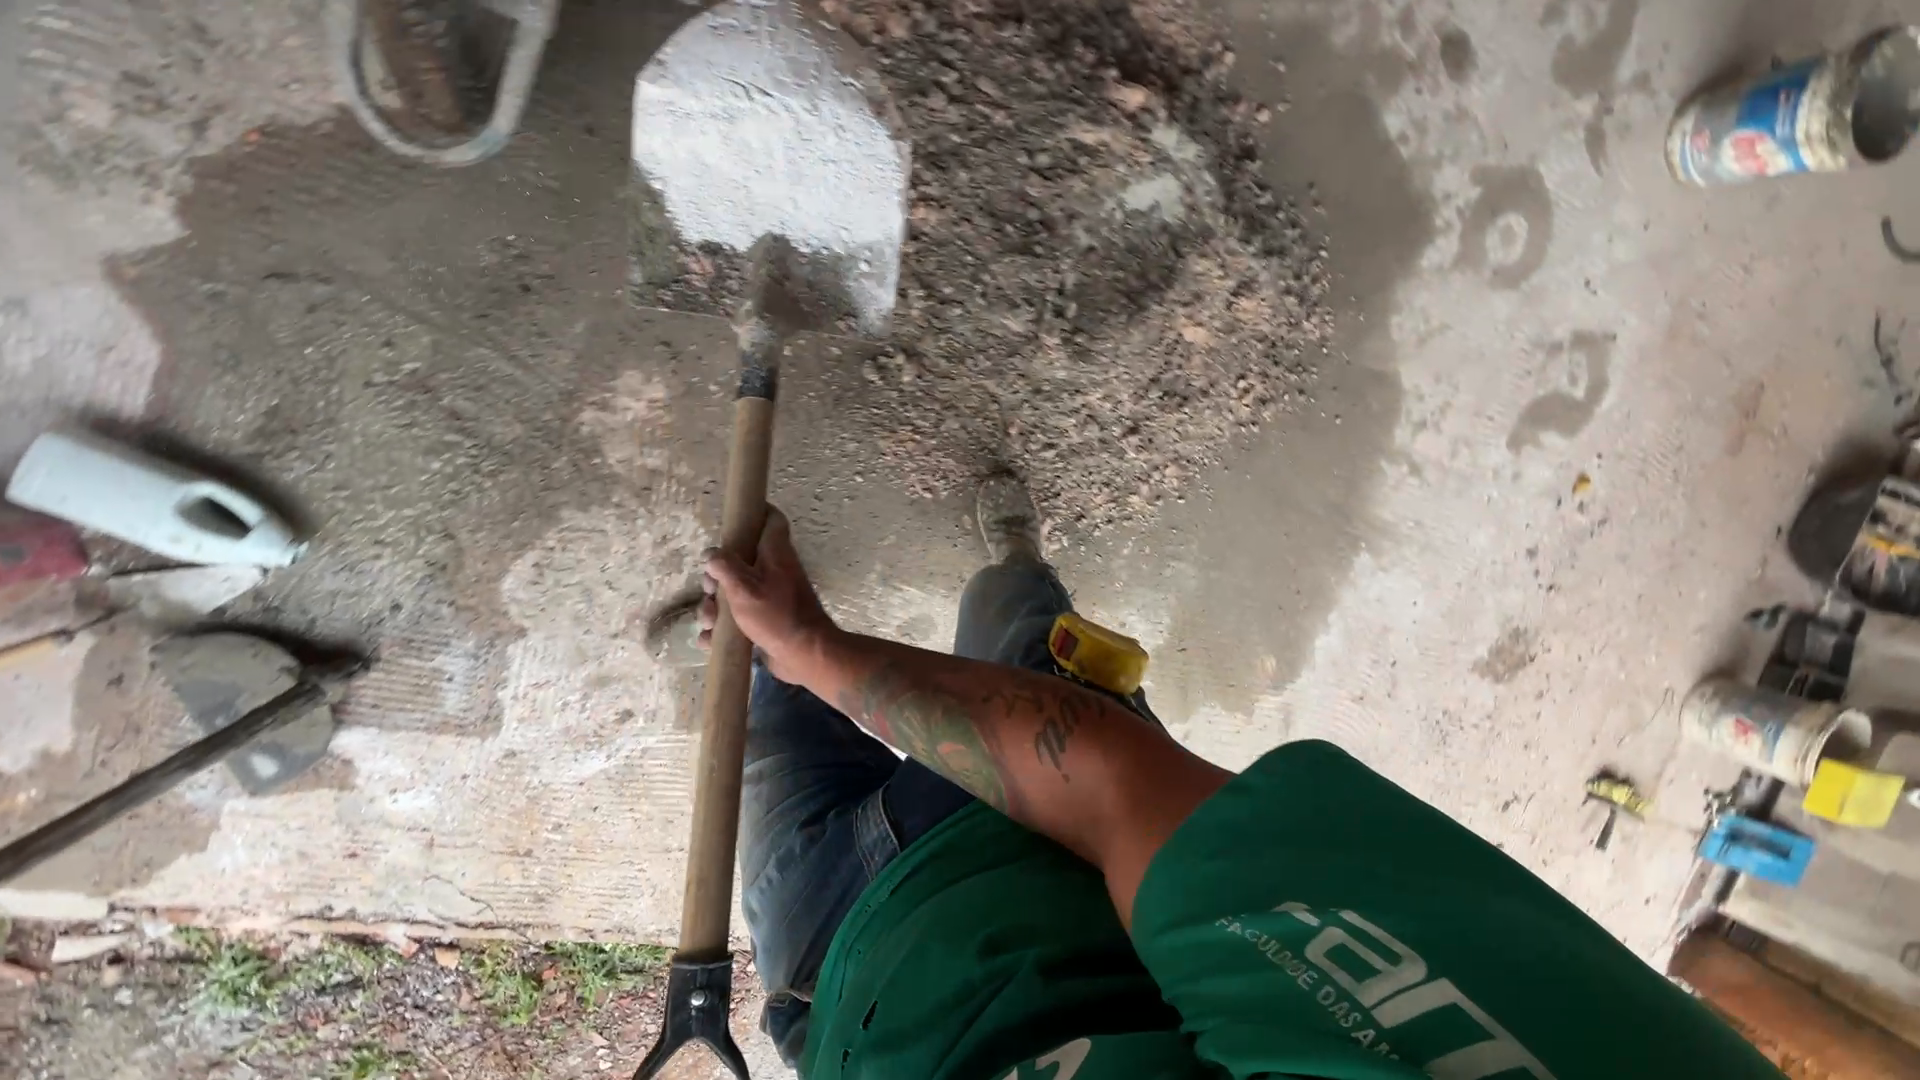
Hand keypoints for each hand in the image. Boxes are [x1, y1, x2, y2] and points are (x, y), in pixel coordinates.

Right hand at [700, 506, 838, 682]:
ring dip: (714, 607)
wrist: (803, 655)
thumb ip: (725, 567)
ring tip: (710, 622)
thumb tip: (711, 554)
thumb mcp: (744, 588)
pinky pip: (736, 619)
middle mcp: (773, 571)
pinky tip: (710, 640)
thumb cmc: (776, 616)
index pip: (772, 520)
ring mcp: (769, 596)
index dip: (755, 513)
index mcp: (775, 554)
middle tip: (710, 590)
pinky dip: (722, 629)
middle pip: (739, 561)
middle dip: (716, 576)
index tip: (734, 518)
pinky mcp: (764, 620)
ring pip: (733, 592)